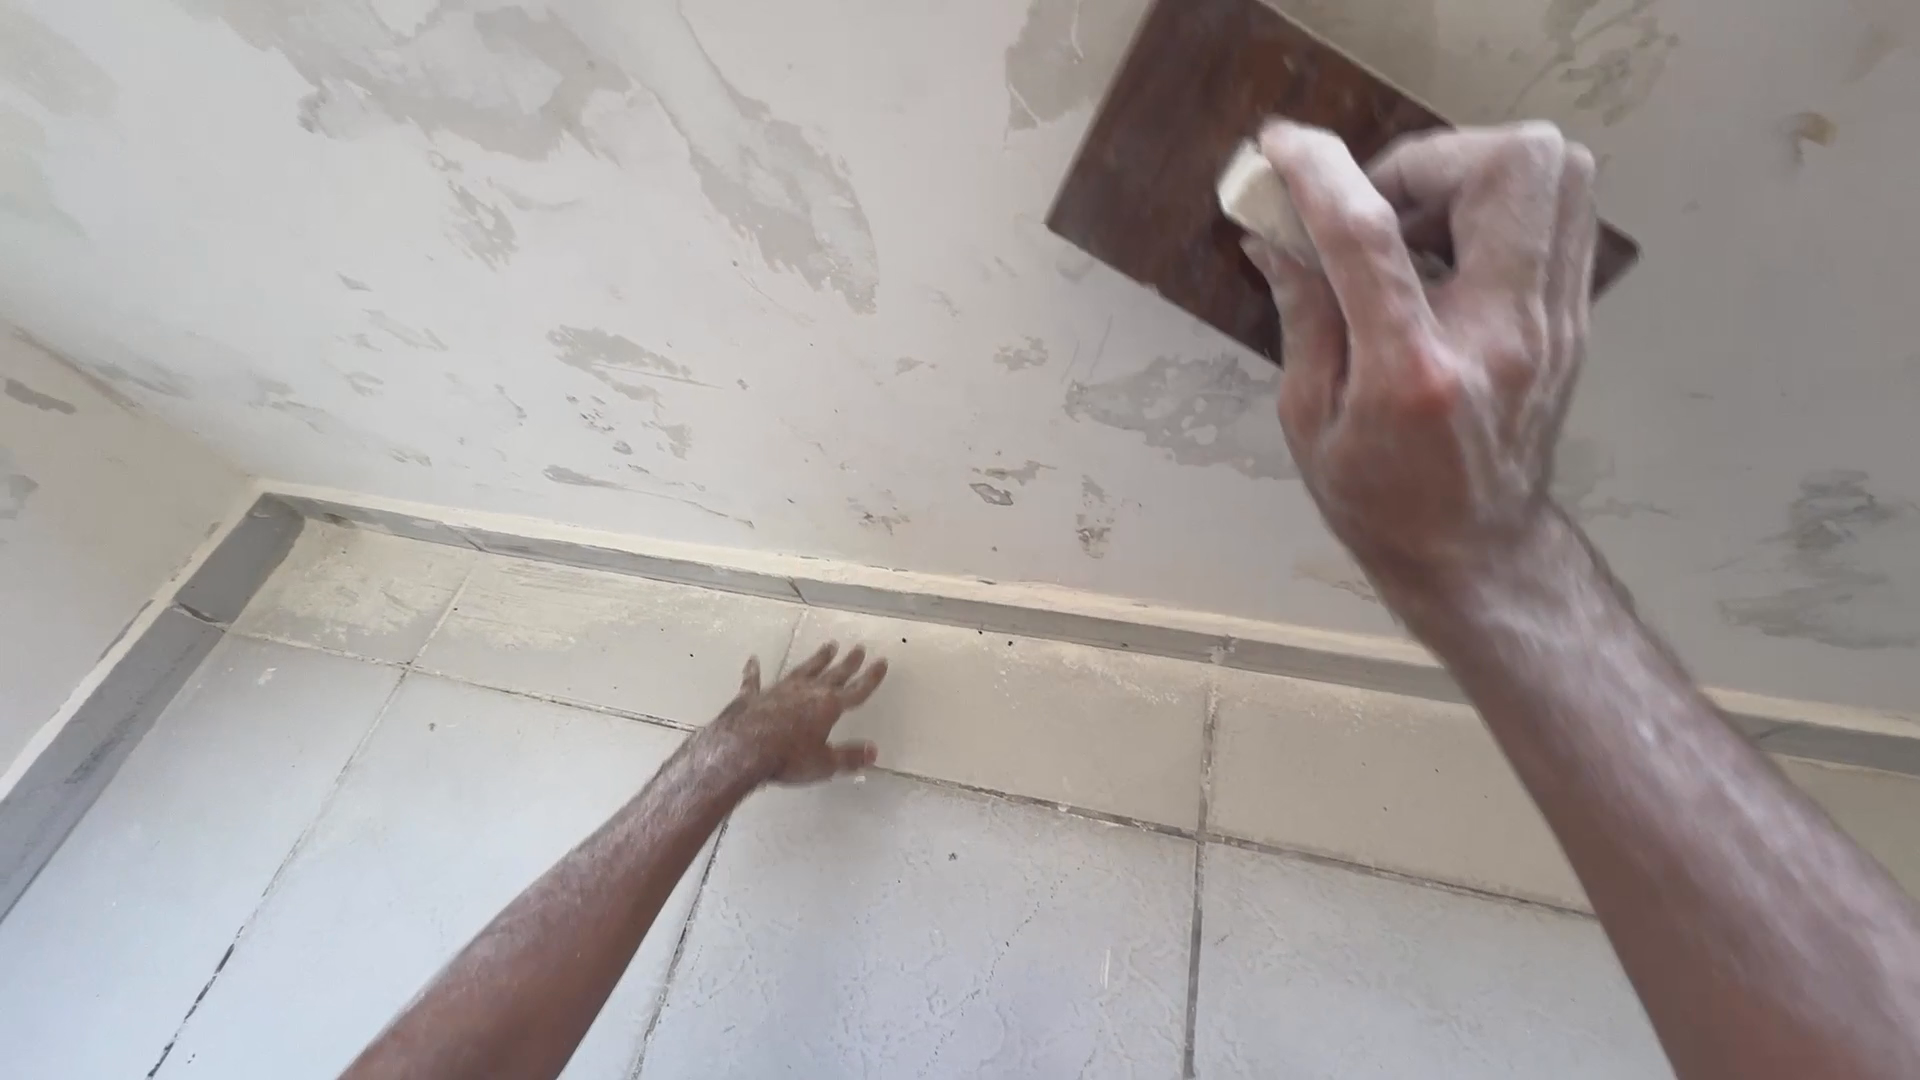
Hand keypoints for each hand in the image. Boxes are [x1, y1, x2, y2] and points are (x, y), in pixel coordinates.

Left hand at [704, 642, 887, 784]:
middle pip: (833, 674)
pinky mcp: (753, 696)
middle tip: (859, 647)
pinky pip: (754, 680)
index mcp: (828, 706)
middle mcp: (807, 691)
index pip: (857, 690)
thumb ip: (850, 757)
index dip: (871, 677)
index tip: (882, 662)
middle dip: (848, 662)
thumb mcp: (825, 763)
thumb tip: (874, 751)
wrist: (743, 749)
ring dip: (817, 659)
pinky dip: (753, 671)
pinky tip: (752, 659)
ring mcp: (780, 690)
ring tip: (829, 646)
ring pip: (803, 670)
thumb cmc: (789, 759)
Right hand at [1243, 120, 1596, 600]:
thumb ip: (1301, 320)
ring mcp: (1551, 322)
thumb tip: (1275, 242)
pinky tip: (1443, 258)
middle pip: (1510, 165)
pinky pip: (1558, 214)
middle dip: (1425, 159)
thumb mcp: (1308, 422)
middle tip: (1372, 206)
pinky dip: (1493, 208)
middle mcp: (1498, 333)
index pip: (1368, 237)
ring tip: (1411, 226)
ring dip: (1470, 173)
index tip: (1282, 148)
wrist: (1474, 551)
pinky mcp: (1573, 319)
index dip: (1318, 174)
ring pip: (1556, 171)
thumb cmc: (1373, 501)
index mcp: (1411, 371)